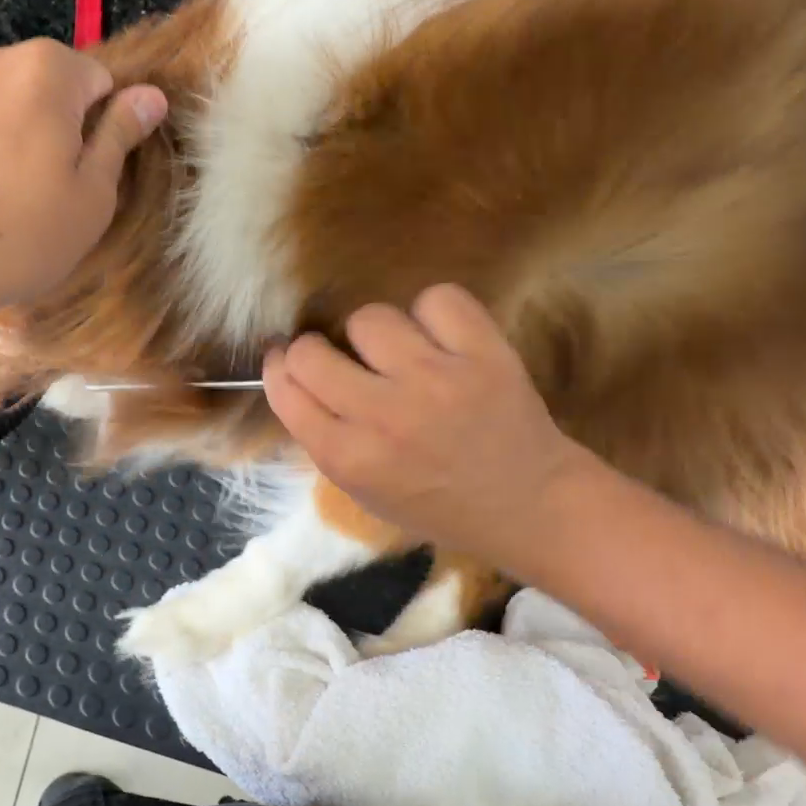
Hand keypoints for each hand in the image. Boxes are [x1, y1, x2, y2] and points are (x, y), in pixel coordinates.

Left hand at [0, 39, 167, 330]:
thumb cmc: (13, 239)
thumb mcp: (89, 200)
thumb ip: (119, 139)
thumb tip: (150, 96)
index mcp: (47, 69)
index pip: (97, 82)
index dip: (96, 131)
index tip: (78, 179)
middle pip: (39, 89)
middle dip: (46, 131)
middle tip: (33, 198)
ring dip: (0, 139)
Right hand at [263, 284, 597, 562]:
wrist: (527, 505)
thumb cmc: (432, 503)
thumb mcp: (358, 488)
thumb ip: (320, 435)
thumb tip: (292, 373)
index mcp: (348, 457)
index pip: (284, 388)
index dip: (278, 366)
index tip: (286, 360)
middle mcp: (384, 416)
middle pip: (310, 352)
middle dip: (313, 351)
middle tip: (337, 360)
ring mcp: (436, 381)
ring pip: (370, 318)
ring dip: (373, 333)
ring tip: (394, 352)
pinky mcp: (485, 355)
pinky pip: (437, 300)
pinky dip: (431, 313)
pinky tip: (436, 338)